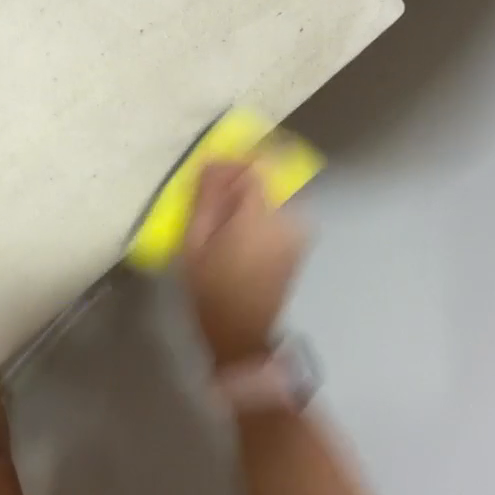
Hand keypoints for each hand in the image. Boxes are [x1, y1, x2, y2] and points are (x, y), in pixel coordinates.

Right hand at [182, 160, 304, 366]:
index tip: (210, 170)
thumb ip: (207, 198)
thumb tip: (213, 160)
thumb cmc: (211, 290)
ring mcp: (299, 231)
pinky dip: (258, 214)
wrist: (242, 334)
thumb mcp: (195, 243)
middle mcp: (289, 218)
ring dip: (247, 199)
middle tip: (211, 201)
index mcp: (261, 216)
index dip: (233, 161)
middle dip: (238, 182)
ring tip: (222, 221)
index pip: (255, 165)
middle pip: (265, 179)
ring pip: (270, 196)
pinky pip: (277, 213)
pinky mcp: (300, 242)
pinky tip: (238, 234)